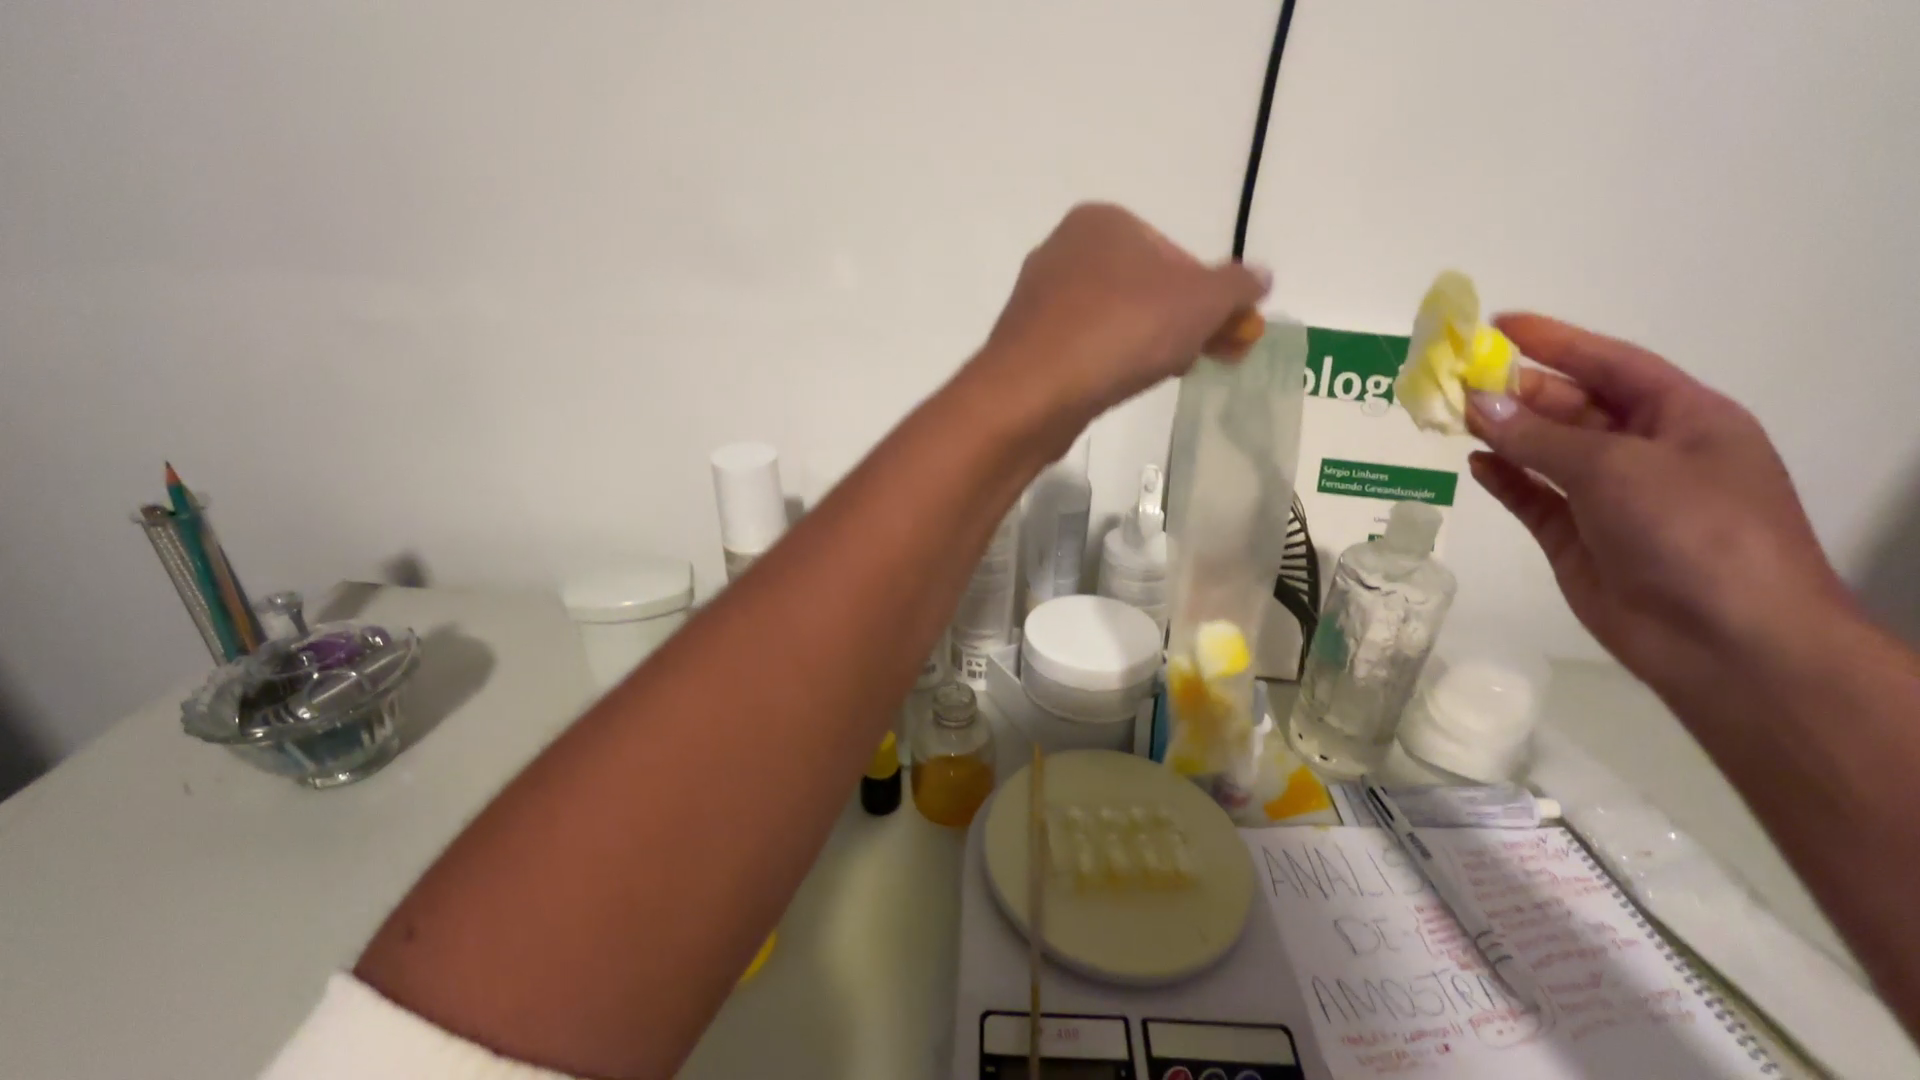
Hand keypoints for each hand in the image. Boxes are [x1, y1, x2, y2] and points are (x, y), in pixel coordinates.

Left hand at [974, 203, 1269, 430]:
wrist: (1033, 392)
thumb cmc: (1123, 330)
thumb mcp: (1203, 302)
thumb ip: (1237, 286)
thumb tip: (1259, 277)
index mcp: (1102, 221)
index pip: (1174, 254)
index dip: (1206, 297)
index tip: (1220, 335)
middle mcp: (1062, 249)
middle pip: (1144, 288)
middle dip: (1177, 324)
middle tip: (1198, 359)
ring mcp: (1037, 297)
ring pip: (1112, 320)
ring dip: (1143, 346)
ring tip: (1155, 377)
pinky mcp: (1023, 342)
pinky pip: (1081, 348)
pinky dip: (1105, 363)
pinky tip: (1114, 388)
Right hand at [1467, 314, 1850, 698]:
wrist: (1727, 641)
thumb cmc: (1695, 532)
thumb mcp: (1618, 468)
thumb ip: (1540, 437)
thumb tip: (1475, 404)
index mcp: (1683, 418)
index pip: (1611, 365)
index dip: (1556, 342)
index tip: (1498, 325)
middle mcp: (1646, 452)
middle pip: (1572, 407)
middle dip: (1517, 390)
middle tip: (1455, 375)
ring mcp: (1609, 499)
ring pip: (1546, 452)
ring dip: (1503, 432)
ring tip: (1450, 413)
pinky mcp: (1577, 540)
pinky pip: (1533, 498)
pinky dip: (1504, 479)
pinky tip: (1474, 462)